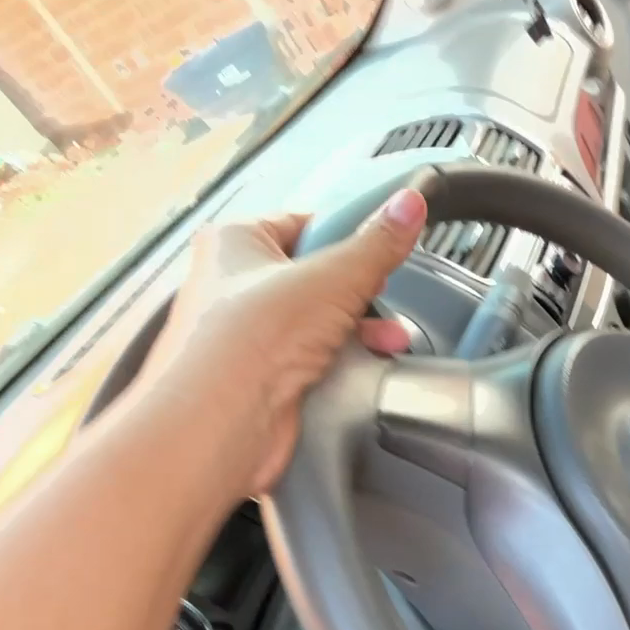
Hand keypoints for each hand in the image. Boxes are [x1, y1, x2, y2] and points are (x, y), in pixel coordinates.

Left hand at [140, 189, 426, 494]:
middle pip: (317, 276)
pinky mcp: (264, 378)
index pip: (304, 223)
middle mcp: (236, 286)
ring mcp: (249, 336)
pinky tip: (368, 365)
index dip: (346, 235)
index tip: (383, 246)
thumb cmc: (253, 339)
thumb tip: (411, 202)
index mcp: (236, 243)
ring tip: (391, 340)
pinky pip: (313, 358)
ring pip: (320, 321)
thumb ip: (377, 243)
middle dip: (361, 292)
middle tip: (382, 296)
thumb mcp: (333, 277)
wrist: (218, 426)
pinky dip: (343, 361)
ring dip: (359, 330)